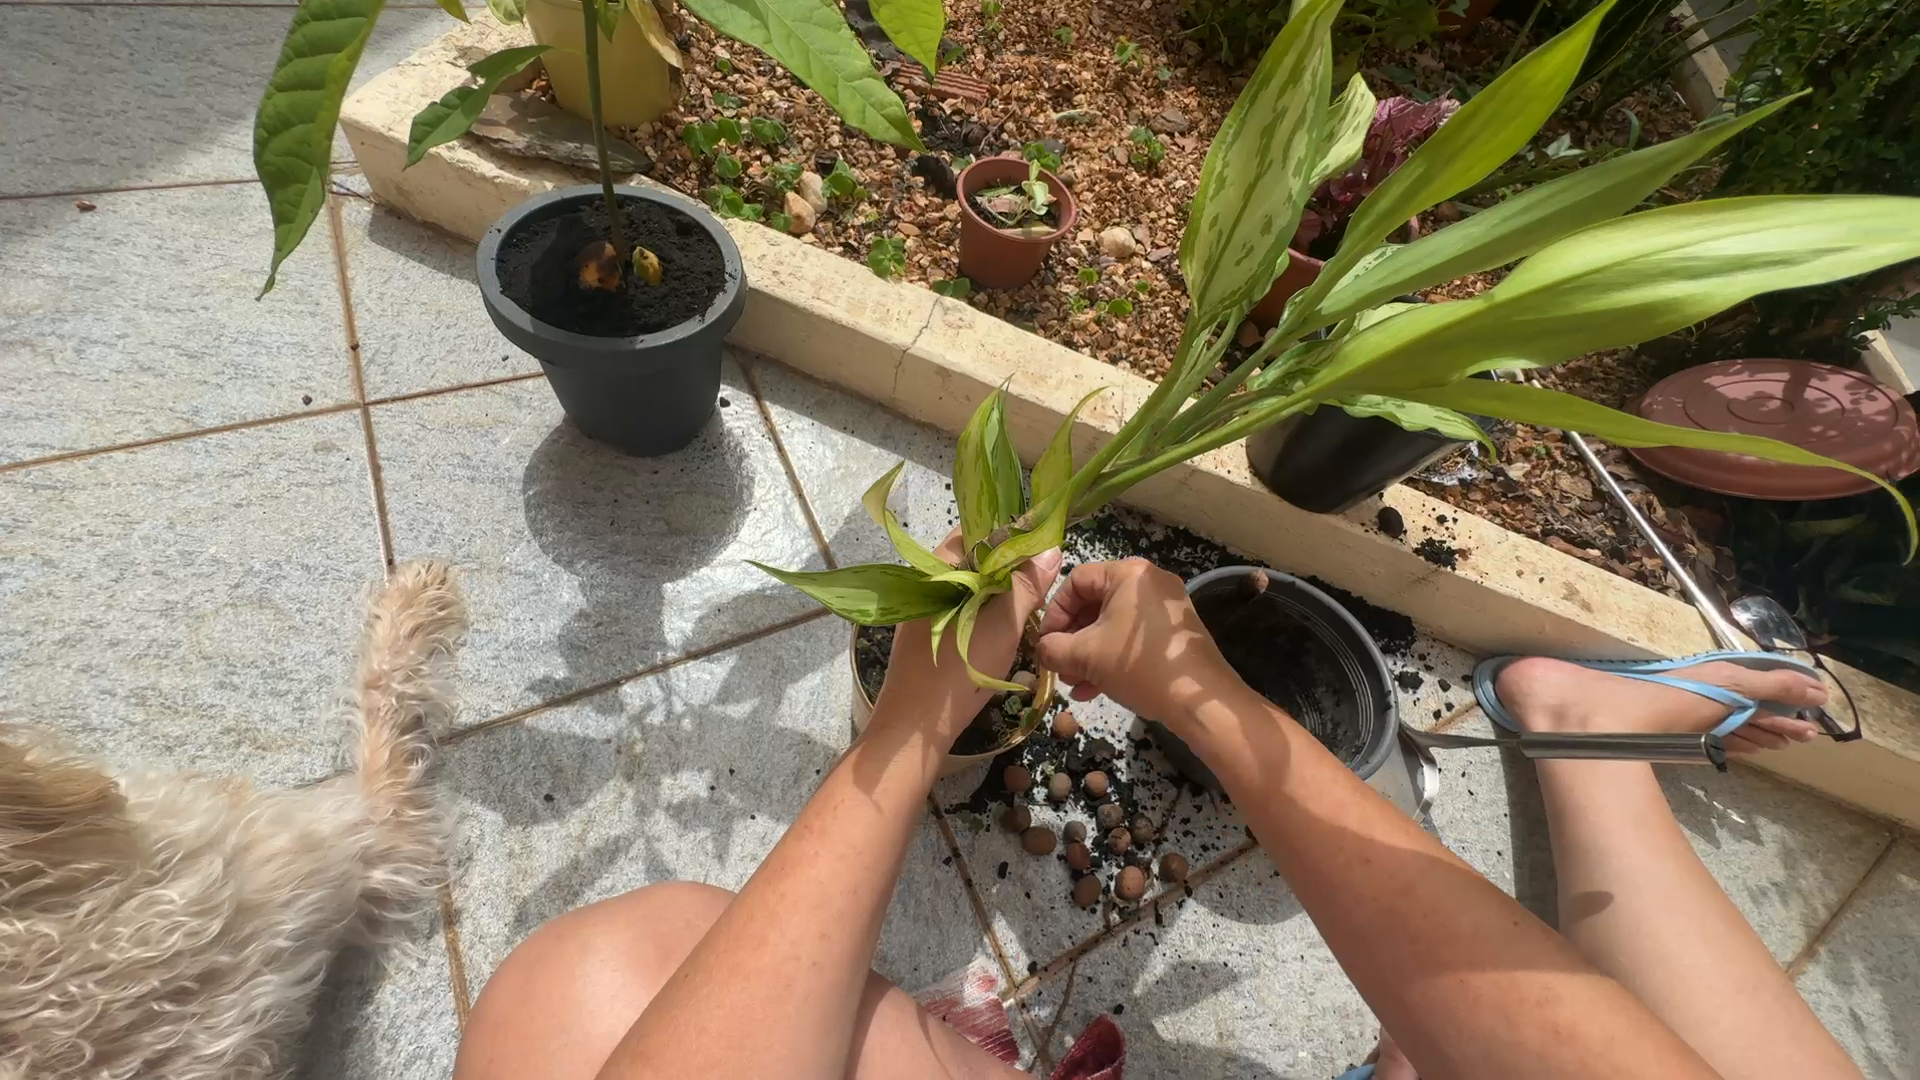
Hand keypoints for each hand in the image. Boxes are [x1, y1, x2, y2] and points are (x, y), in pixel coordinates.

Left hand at [869, 533, 1061, 747]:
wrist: (914, 729)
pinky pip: (959, 609)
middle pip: (972, 560)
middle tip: (1042, 580)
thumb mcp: (1003, 626)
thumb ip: (1027, 585)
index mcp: (936, 571)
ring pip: (968, 587)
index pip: (975, 532)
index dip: (1010, 535)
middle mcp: (923, 583)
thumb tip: (1051, 550)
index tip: (1043, 545)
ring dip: (998, 592)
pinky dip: (983, 612)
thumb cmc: (958, 672)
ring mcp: (921, 610)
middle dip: (1008, 566)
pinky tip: (1004, 629)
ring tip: (1030, 604)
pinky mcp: (924, 634)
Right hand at [1033, 558, 1242, 728]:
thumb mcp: (1086, 657)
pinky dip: (1111, 658)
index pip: (1076, 581)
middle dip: (1071, 638)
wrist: (1200, 702)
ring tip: (1073, 682)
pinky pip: (1131, 638)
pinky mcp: (1173, 633)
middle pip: (1094, 603)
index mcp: (1128, 574)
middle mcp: (1149, 582)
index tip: (1044, 642)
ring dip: (1087, 653)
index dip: (1054, 612)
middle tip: (1058, 665)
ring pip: (1112, 625)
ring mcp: (1164, 608)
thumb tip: (1041, 650)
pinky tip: (1093, 689)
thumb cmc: (1138, 666)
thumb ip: (1053, 648)